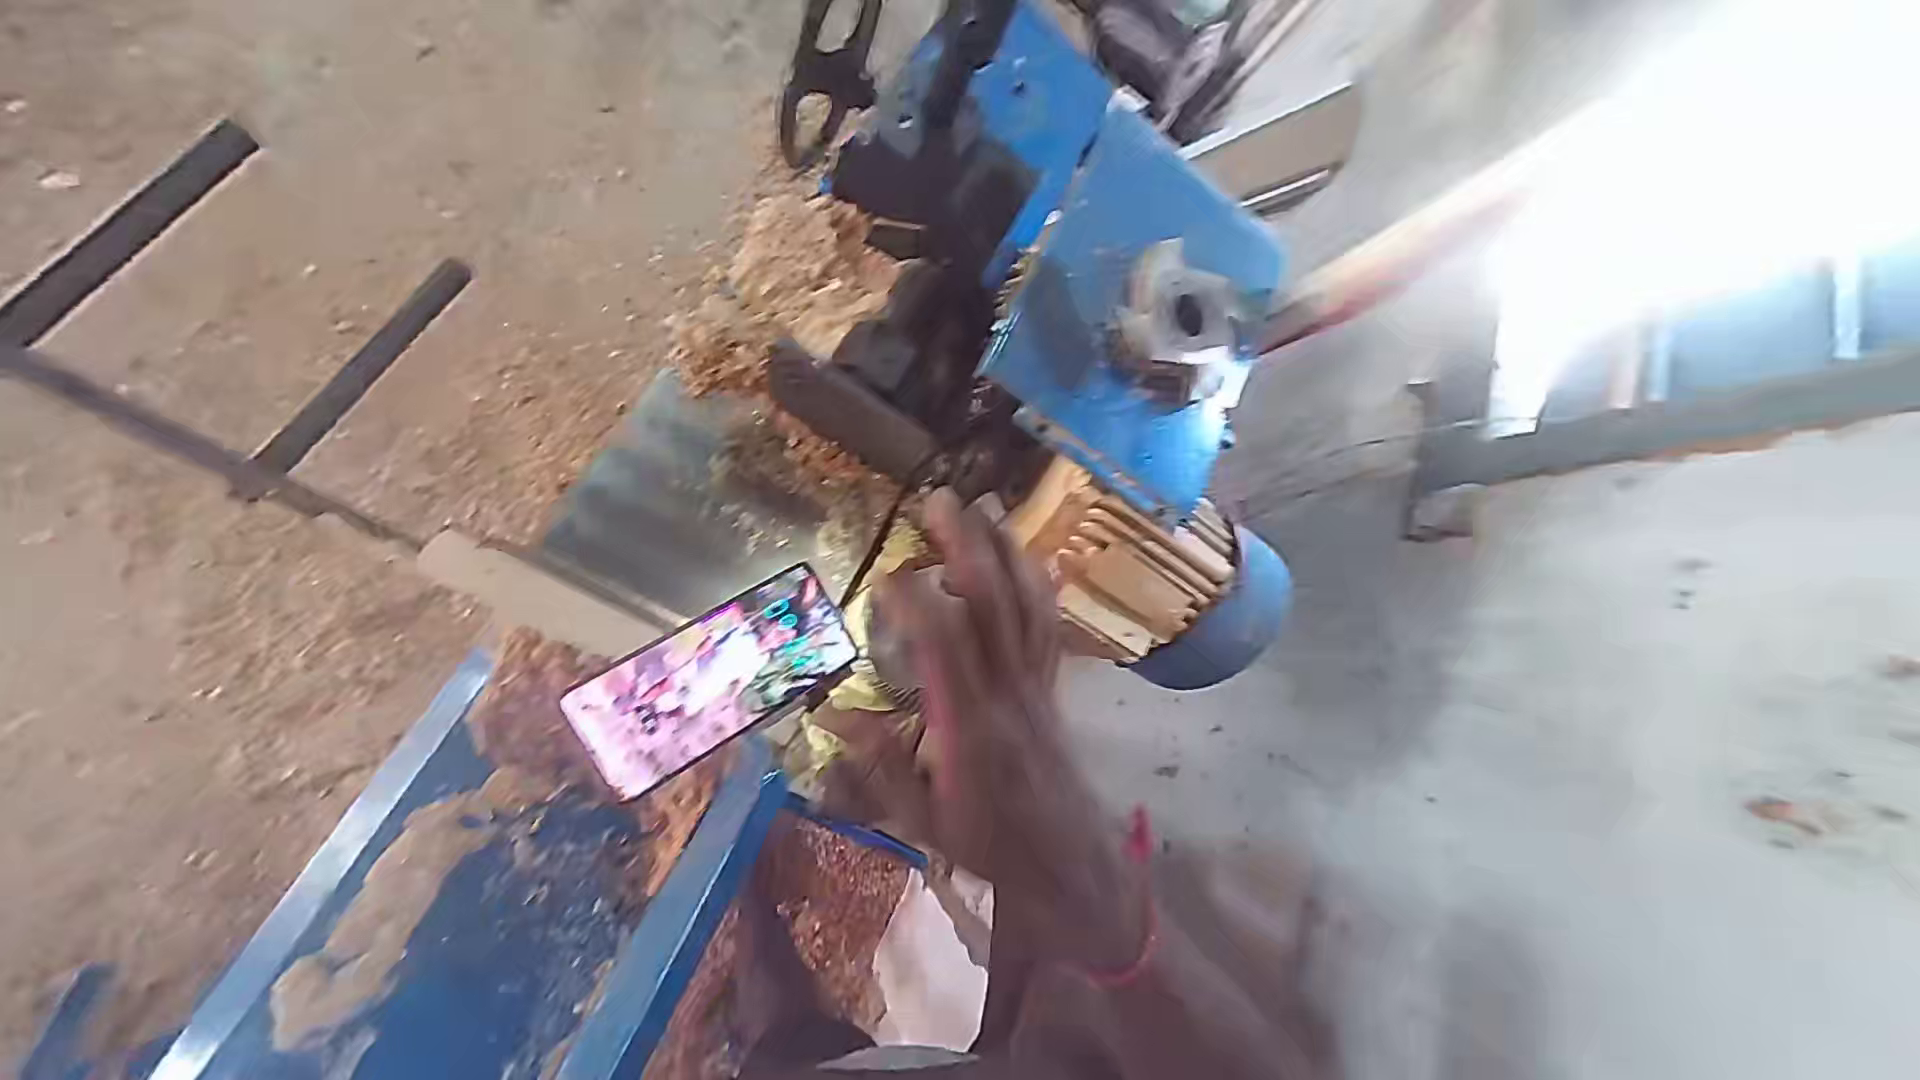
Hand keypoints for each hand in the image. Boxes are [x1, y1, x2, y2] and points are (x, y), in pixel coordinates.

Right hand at [876, 489, 1145, 971]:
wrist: (1064, 855)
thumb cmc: (986, 840)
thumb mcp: (920, 818)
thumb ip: (877, 763)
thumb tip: (828, 715)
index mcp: (967, 724)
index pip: (942, 646)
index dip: (913, 602)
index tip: (884, 576)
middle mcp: (1006, 689)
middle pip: (991, 604)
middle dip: (966, 546)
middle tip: (941, 500)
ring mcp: (1035, 681)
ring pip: (1027, 603)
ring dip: (1006, 549)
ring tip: (987, 506)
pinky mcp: (1051, 681)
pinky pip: (1050, 622)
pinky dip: (1040, 582)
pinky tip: (1029, 553)